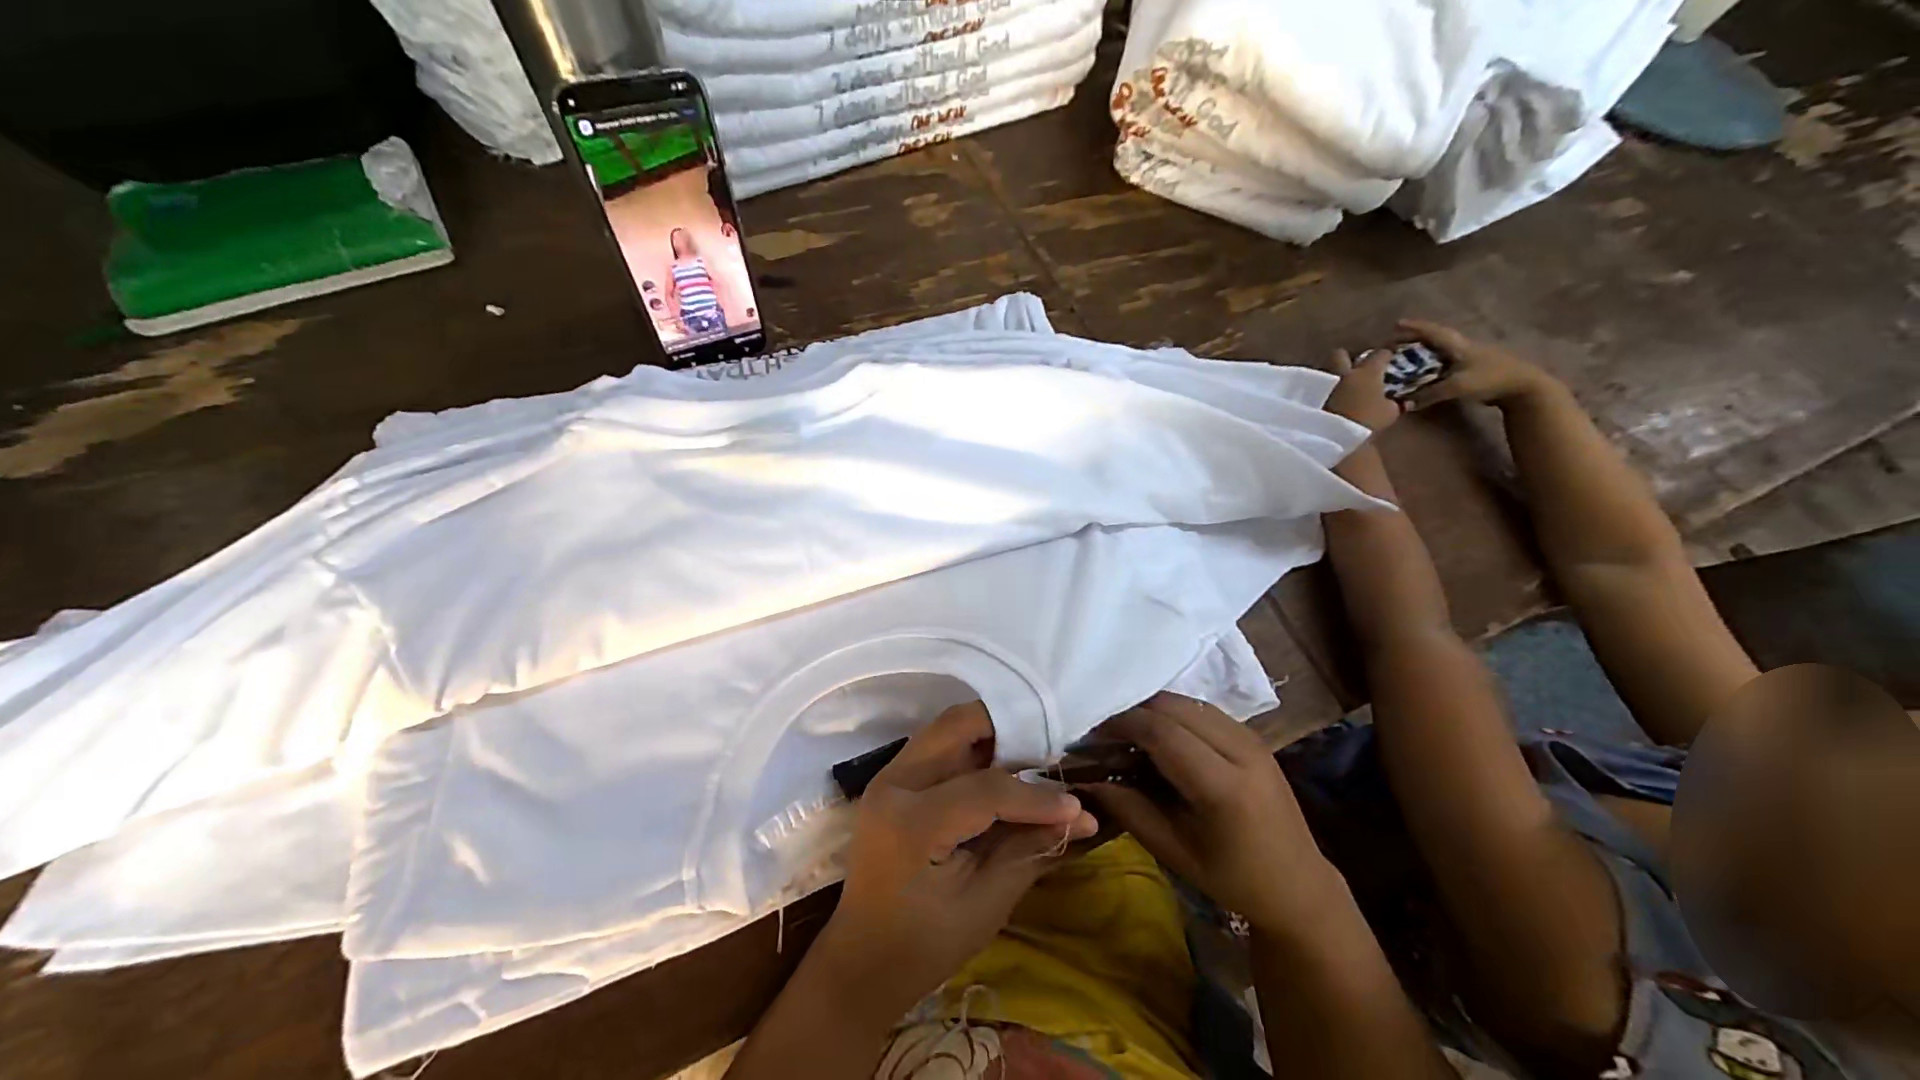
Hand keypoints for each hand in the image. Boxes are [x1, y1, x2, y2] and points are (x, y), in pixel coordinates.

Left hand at [810, 701, 1098, 1019]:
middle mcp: (894, 785)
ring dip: (992, 735)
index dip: (1036, 796)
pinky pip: (940, 745)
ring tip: (1033, 759)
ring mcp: (889, 777)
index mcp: (911, 824)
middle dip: (1009, 730)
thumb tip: (1083, 817)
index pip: (986, 790)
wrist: (865, 959)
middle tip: (1050, 755)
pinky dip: (976, 749)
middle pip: (957, 727)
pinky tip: (1005, 769)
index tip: (1078, 807)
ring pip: (948, 728)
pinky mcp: (894, 780)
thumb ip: (1031, 849)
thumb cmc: (925, 944)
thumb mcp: (986, 903)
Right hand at [1084, 694, 1340, 931]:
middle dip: (1132, 711)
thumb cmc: (1233, 878)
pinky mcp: (1253, 736)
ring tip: (1126, 733)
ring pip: (1188, 702)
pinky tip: (1158, 734)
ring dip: (1152, 709)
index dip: (1121, 724)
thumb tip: (1087, 778)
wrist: (1298, 884)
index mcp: (1224, 787)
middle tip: (1103, 732)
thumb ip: (1129, 809)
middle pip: (1174, 706)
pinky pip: (1203, 709)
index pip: (1162, 732)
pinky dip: (1173, 713)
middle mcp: (1242, 751)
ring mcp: (1252, 738)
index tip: (1091, 734)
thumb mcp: (1174, 851)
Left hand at [1324, 348, 1403, 434]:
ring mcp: (1324, 383)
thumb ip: (1394, 403)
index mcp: (1367, 372)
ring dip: (1333, 375)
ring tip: (1341, 385)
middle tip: (1355, 367)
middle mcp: (1344, 372)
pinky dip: (1324, 390)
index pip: (1379, 354)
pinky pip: (1317, 387)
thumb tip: (1398, 402)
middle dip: (1347, 358)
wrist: (1332, 436)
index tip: (1388, 357)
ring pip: (1326, 370)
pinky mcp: (1309, 396)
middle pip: (1341, 354)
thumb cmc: (1367, 422)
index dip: (1385, 355)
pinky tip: (1329, 398)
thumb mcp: (1389, 414)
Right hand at [1397, 319, 1558, 408]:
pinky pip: (1445, 362)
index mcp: (1458, 345)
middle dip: (1414, 339)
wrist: (1524, 386)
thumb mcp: (1457, 386)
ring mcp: (1470, 357)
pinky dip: (1431, 363)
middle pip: (1435, 338)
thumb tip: (1404, 404)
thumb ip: (1429, 394)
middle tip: (1395, 343)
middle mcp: (1462, 347)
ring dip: (1422, 351)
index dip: (1414, 328)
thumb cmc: (1490, 379)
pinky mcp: (1474, 367)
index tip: (1396, 324)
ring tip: (1405, 357)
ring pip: (1440, 350)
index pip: (1432, 332)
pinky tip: (1425, 371)